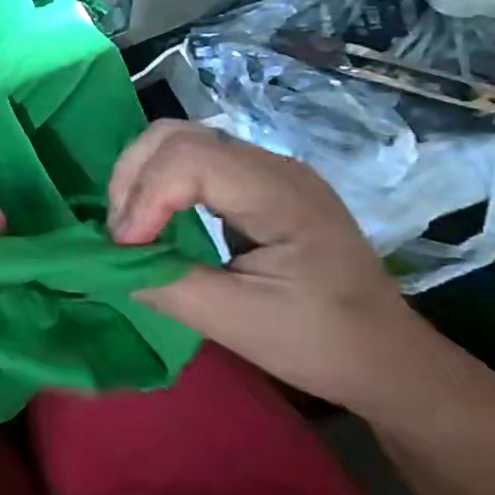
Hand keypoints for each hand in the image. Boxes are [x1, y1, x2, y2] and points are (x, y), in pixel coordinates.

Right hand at [109, 120, 449, 419]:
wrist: (389, 358)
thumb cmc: (322, 343)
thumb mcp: (238, 323)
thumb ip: (165, 285)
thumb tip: (105, 262)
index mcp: (283, 195)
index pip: (191, 159)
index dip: (145, 195)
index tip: (126, 247)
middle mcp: (273, 166)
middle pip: (177, 136)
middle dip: (132, 177)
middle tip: (119, 232)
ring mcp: (266, 169)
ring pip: (178, 140)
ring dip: (140, 176)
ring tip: (130, 225)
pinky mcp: (256, 182)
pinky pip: (191, 160)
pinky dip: (157, 182)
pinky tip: (154, 218)